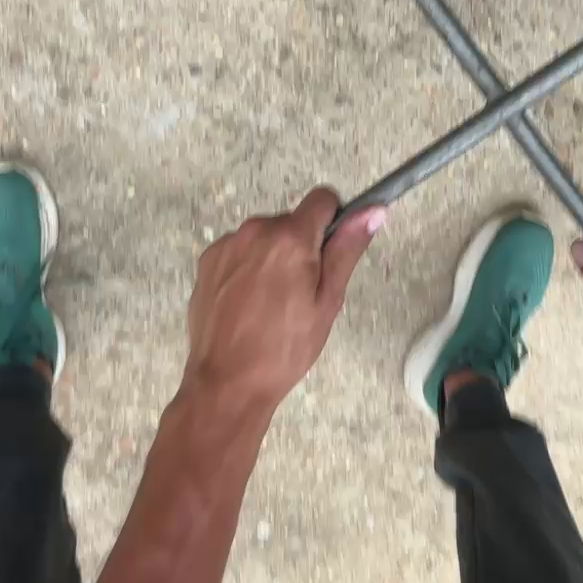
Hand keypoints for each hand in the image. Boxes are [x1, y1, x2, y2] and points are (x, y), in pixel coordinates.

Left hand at [182, 188, 386, 411]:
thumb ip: (348, 249)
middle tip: (301, 292)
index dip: (334, 221)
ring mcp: (228, 244)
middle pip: (293, 221)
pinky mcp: (208, 260)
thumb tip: (374, 211)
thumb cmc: (285, 348)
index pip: (323, 198)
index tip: (328, 254)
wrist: (227, 383)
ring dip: (274, 256)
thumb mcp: (328, 301)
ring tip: (272, 303)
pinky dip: (248, 267)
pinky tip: (248, 304)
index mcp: (290, 237)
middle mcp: (255, 230)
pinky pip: (240, 250)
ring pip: (266, 236)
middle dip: (302, 246)